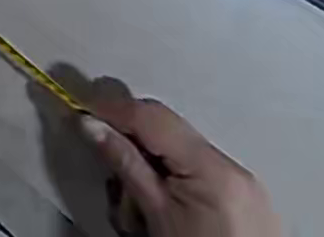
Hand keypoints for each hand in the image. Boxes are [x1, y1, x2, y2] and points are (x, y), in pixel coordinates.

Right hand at [81, 98, 282, 236]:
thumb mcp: (156, 216)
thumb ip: (125, 163)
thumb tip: (87, 122)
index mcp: (213, 168)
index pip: (151, 116)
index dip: (111, 108)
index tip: (79, 111)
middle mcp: (232, 165)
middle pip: (164, 124)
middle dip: (128, 133)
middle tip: (102, 152)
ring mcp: (243, 182)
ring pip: (176, 144)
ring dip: (146, 155)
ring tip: (134, 196)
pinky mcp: (244, 197)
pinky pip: (195, 166)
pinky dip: (169, 171)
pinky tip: (159, 199)